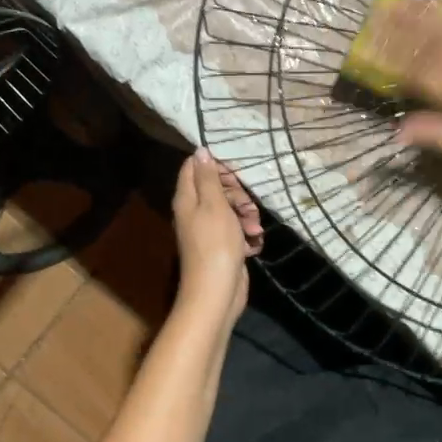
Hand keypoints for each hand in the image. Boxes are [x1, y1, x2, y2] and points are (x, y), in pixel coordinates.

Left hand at [171, 150, 262, 322]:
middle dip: (237, 193)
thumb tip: (200, 150)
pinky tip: (254, 243)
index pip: (193, 167)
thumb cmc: (215, 243)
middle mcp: (194, 211)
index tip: (235, 172)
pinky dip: (247, 234)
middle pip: (216, 188)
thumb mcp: (213, 204)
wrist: (217, 291)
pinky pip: (237, 230)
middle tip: (247, 204)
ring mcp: (209, 230)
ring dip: (247, 215)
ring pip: (231, 209)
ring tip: (254, 229)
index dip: (215, 165)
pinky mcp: (223, 246)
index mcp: (187, 198)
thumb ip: (208, 177)